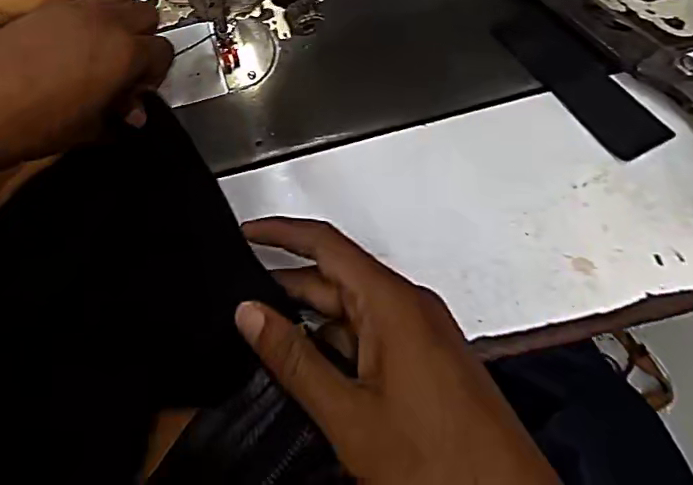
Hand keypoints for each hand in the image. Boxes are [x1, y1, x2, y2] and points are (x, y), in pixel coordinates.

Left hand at [0, 0, 173, 173]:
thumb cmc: (31, 124)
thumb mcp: (87, 129)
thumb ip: (117, 115)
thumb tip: (130, 112)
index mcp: (125, 52)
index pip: (163, 52)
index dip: (155, 73)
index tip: (139, 90)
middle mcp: (106, 21)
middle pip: (146, 14)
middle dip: (143, 39)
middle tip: (126, 68)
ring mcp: (75, 8)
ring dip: (119, 16)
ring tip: (104, 44)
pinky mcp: (47, 4)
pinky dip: (86, 0)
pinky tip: (76, 24)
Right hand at [235, 218, 558, 484]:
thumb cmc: (446, 468)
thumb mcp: (350, 415)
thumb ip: (293, 359)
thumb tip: (251, 313)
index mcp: (393, 302)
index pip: (324, 242)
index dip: (279, 233)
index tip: (248, 232)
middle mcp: (411, 307)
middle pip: (336, 277)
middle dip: (289, 287)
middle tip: (246, 302)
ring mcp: (423, 333)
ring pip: (353, 310)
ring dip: (313, 323)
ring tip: (272, 344)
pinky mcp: (429, 360)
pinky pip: (373, 335)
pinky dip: (339, 345)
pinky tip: (317, 372)